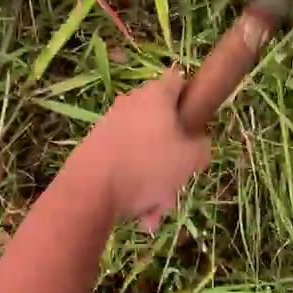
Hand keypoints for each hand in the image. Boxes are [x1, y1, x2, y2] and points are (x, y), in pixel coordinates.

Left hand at [66, 69, 212, 230]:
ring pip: (145, 149)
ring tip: (155, 210)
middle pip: (163, 123)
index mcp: (157, 95)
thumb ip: (202, 147)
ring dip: (154, 179)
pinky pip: (126, 160)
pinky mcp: (97, 143)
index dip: (192, 99)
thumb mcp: (190, 159)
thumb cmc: (147, 166)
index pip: (180, 81)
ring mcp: (112, 121)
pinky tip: (138, 211)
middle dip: (173, 158)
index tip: (195, 124)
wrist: (90, 189)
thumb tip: (199, 144)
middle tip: (176, 184)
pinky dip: (134, 183)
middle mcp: (133, 101)